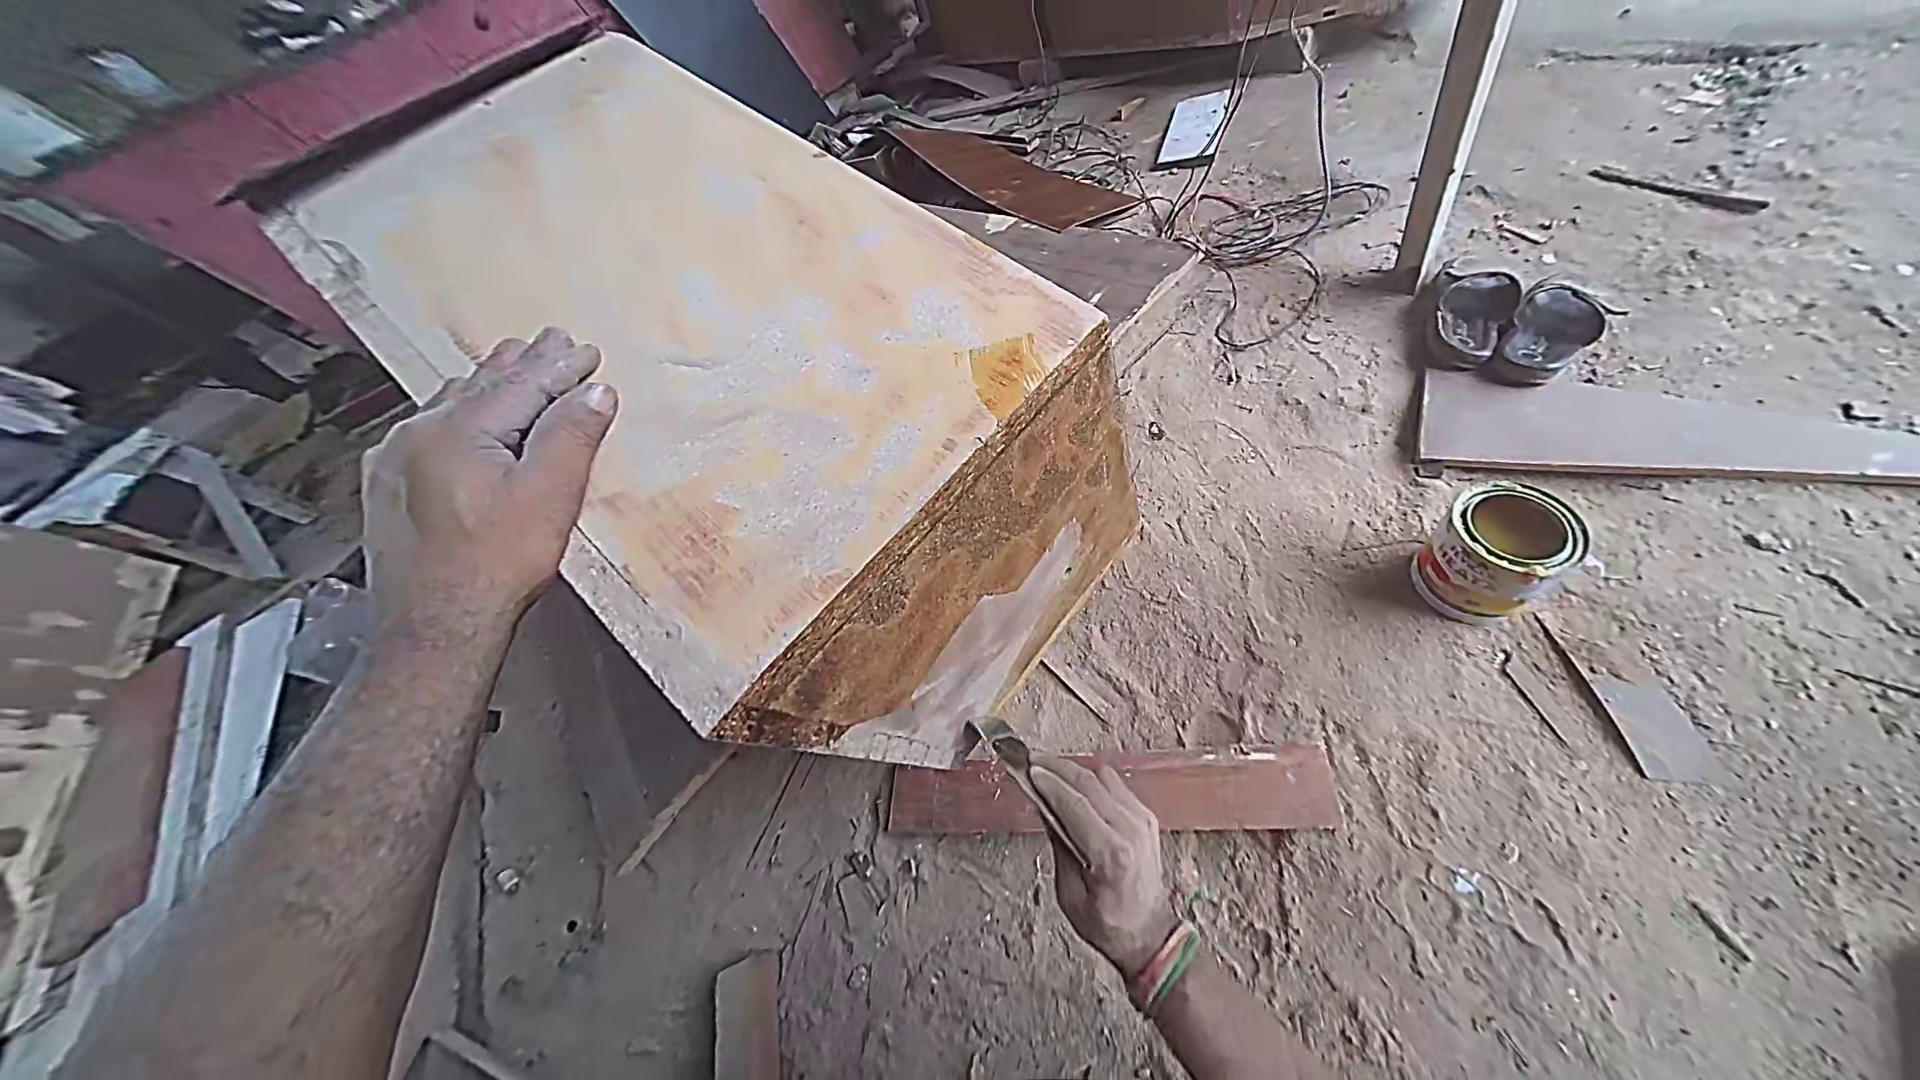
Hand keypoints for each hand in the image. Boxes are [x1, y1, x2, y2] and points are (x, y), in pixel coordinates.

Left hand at [362, 327, 616, 635]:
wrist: (436, 621)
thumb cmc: (498, 560)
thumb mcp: (550, 495)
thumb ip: (571, 437)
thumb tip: (595, 390)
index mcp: (459, 430)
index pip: (522, 385)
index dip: (560, 367)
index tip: (586, 351)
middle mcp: (419, 432)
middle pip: (483, 385)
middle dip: (523, 362)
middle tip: (551, 339)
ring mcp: (397, 456)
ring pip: (453, 402)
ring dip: (491, 381)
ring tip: (511, 361)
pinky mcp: (390, 482)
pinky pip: (431, 426)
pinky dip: (461, 408)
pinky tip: (465, 408)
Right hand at [1031, 757, 1178, 976]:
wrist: (1148, 933)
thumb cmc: (1107, 922)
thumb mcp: (1068, 891)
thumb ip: (1058, 842)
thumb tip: (1042, 803)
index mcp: (1110, 855)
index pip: (1074, 803)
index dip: (1048, 782)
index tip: (1028, 769)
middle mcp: (1130, 832)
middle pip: (1087, 782)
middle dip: (1055, 767)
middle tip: (1032, 760)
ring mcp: (1141, 821)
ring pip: (1101, 777)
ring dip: (1072, 769)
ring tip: (1048, 769)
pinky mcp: (1145, 816)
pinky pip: (1115, 783)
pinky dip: (1091, 778)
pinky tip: (1074, 781)